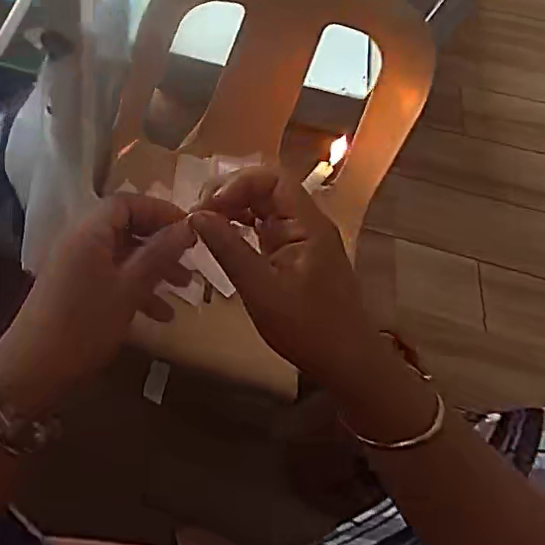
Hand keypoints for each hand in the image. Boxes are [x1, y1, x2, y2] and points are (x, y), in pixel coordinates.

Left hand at [0, 194, 194, 416]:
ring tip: (186, 288)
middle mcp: (80, 239)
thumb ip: (159, 254)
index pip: (127, 202)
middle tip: (193, 258)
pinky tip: (161, 315)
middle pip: (125, 227)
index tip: (192, 227)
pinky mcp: (74, 288)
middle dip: (160, 241)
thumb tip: (188, 226)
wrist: (33, 368)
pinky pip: (111, 276)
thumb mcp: (129, 288)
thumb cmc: (84, 323)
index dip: (160, 210)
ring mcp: (75, 264)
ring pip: (121, 254)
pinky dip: (135, 288)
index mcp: (89, 230)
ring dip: (153, 267)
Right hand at [189, 165, 382, 389]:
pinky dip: (238, 223)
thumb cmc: (308, 329)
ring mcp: (299, 236)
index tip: (208, 207)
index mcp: (307, 224)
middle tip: (198, 214)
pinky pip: (261, 223)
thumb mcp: (261, 289)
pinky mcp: (291, 251)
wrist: (349, 365)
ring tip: (203, 222)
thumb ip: (228, 248)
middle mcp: (305, 222)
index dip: (236, 184)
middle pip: (264, 186)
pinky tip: (220, 235)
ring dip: (230, 207)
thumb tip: (195, 215)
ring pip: (260, 204)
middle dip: (228, 193)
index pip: (271, 179)